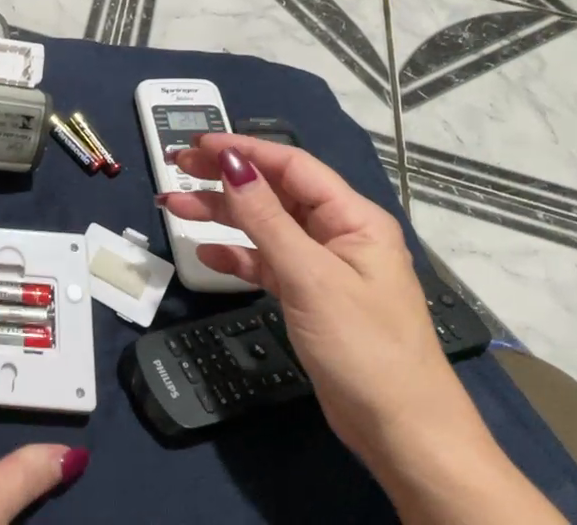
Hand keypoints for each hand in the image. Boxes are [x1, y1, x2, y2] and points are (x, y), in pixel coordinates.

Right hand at [156, 135, 561, 524]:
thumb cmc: (364, 347)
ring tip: (174, 208)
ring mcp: (323, 266)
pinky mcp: (309, 297)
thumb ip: (266, 217)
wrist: (402, 432)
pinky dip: (236, 255)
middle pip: (274, 192)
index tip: (195, 145)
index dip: (243, 150)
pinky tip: (205, 253)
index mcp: (352, 219)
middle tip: (175, 169)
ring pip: (264, 226)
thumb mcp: (310, 276)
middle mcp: (338, 234)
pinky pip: (266, 262)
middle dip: (225, 178)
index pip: (292, 166)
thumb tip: (232, 163)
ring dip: (222, 215)